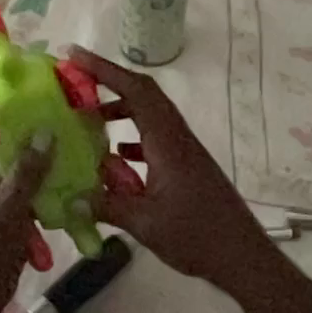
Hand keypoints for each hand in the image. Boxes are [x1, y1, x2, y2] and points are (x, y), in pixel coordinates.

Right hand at [68, 48, 311, 312]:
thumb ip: (106, 206)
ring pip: (149, 117)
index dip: (104, 69)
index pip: (136, 91)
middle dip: (108, 83)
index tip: (74, 55)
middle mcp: (177, 139)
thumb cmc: (197, 236)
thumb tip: (68, 197)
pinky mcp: (187, 168)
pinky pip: (154, 139)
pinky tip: (114, 158)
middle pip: (144, 96)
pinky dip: (131, 138)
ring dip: (120, 111)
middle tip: (74, 83)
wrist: (243, 257)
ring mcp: (184, 152)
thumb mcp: (144, 223)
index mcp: (167, 143)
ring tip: (87, 121)